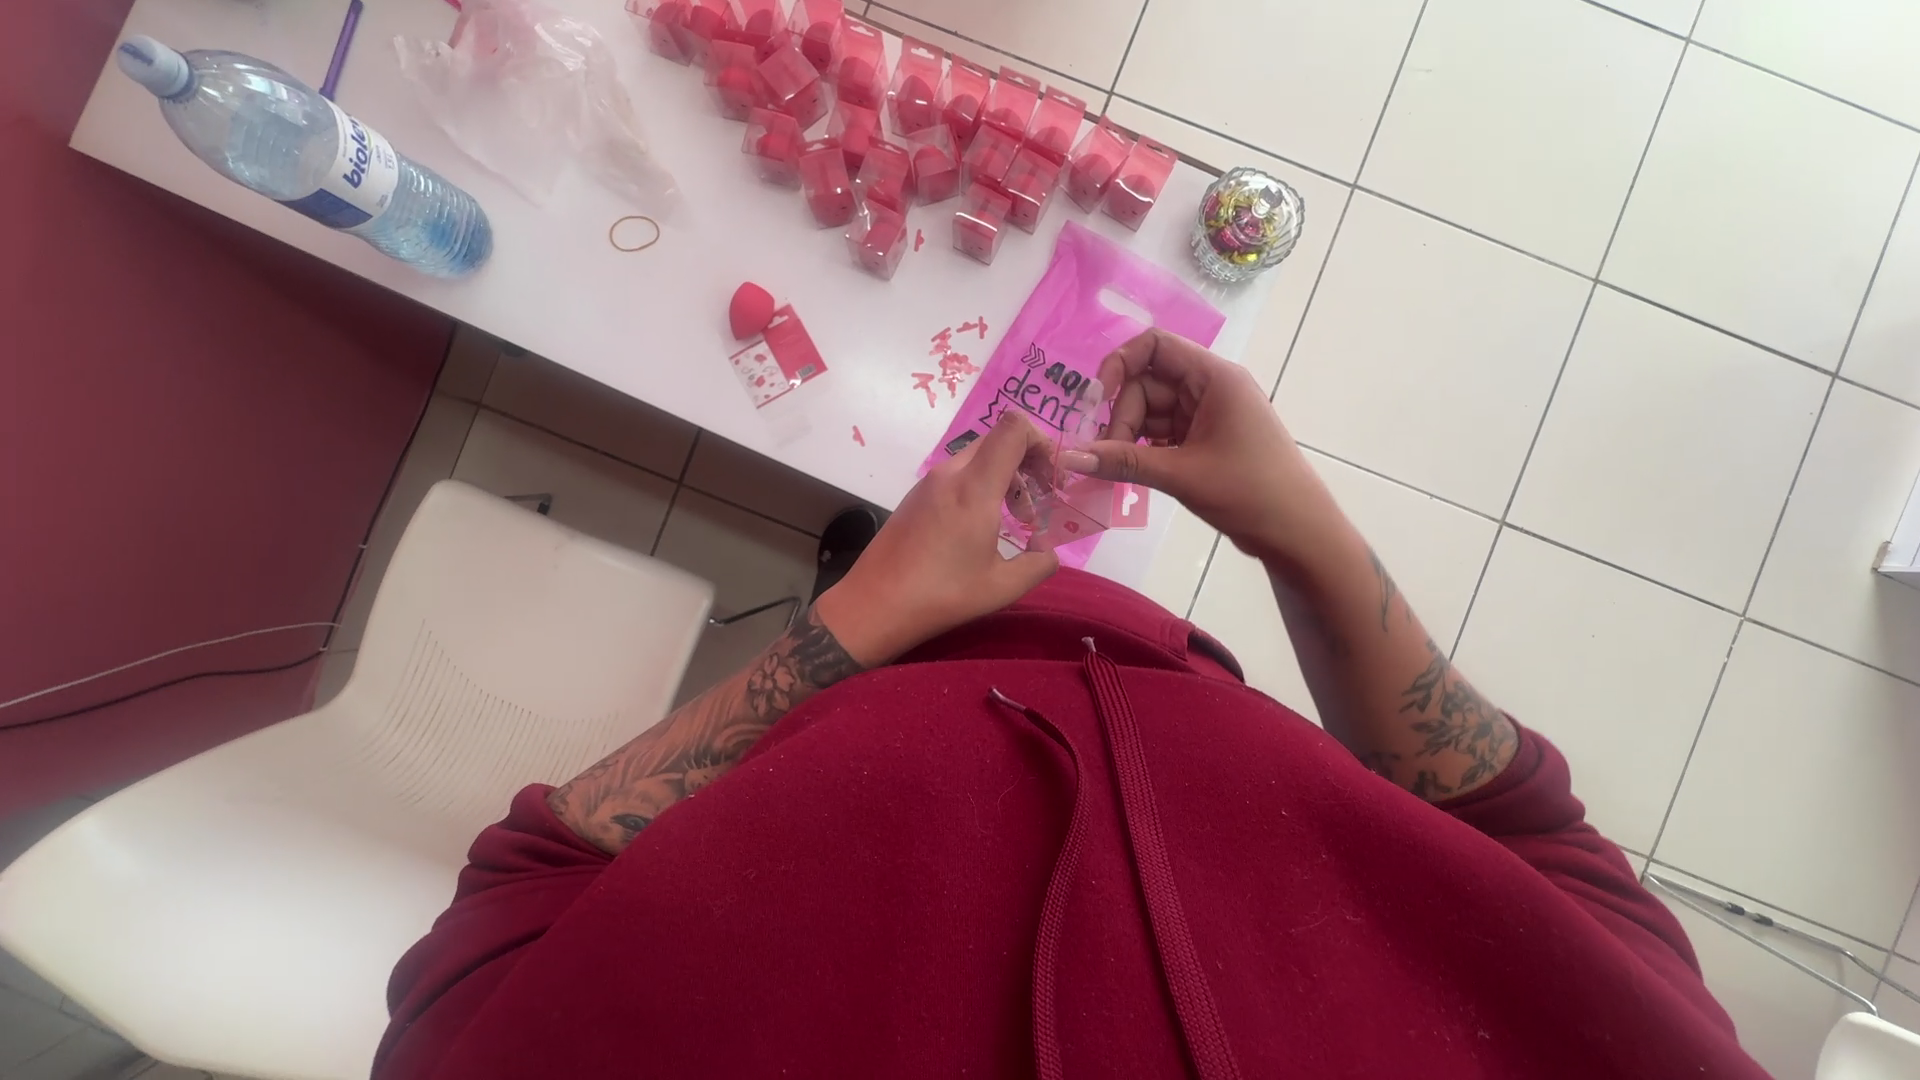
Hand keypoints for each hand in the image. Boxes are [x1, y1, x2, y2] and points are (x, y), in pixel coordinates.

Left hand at [813, 413, 1059, 665]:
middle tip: (1038, 502)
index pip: (1014, 429)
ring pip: (976, 458)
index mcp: (975, 487)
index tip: (1052, 476)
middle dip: (1027, 463)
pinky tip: (981, 527)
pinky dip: (980, 487)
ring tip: (1014, 520)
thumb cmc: (942, 595)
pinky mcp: (915, 497)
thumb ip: (1038, 564)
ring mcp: (928, 483)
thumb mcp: (1002, 587)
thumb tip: (1049, 552)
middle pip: (997, 440)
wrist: (875, 604)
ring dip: (1003, 478)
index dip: (1042, 441)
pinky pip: (957, 475)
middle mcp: (950, 474)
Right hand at [1058, 329, 1337, 565]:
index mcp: (1213, 378)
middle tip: (1108, 458)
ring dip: (1127, 438)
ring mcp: (1206, 415)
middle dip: (1121, 418)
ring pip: (1149, 413)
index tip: (1096, 400)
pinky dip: (1142, 452)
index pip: (1155, 346)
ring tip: (1115, 472)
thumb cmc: (1248, 492)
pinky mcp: (1203, 441)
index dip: (1120, 364)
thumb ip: (1122, 462)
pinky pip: (1160, 434)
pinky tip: (1129, 475)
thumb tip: (1067, 458)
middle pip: (1146, 384)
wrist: (1296, 532)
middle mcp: (1209, 388)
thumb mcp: (1181, 474)